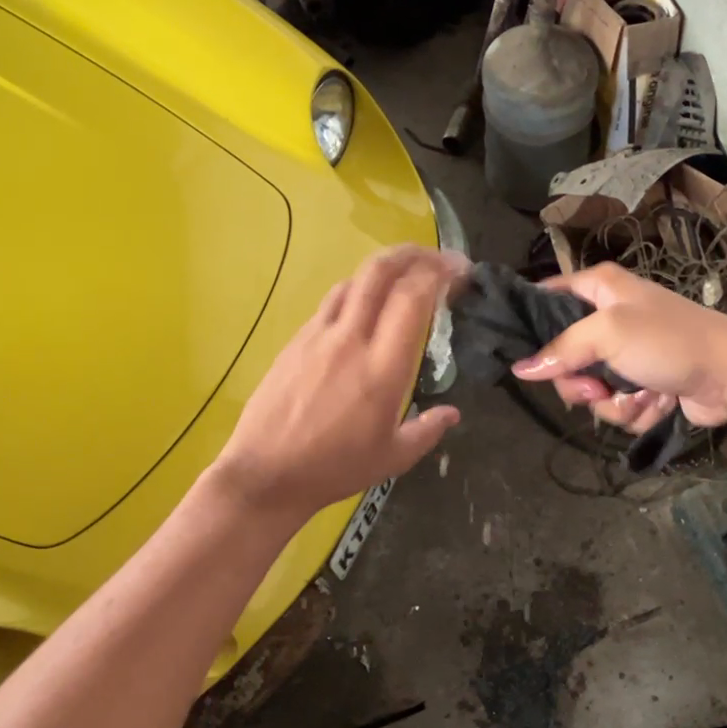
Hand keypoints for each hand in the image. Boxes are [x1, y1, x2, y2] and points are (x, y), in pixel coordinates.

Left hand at [208, 246, 462, 518]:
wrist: (267, 474)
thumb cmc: (336, 469)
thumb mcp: (394, 457)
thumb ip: (428, 430)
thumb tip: (452, 413)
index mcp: (383, 369)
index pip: (413, 298)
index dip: (440, 275)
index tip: (460, 272)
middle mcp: (351, 340)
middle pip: (380, 272)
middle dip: (413, 254)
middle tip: (437, 258)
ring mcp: (318, 336)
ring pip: (353, 281)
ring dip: (384, 268)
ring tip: (404, 275)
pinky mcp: (296, 341)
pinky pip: (332, 303)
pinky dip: (358, 292)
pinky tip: (366, 307)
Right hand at [509, 263, 726, 433]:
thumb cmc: (670, 341)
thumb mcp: (609, 334)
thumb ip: (561, 349)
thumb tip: (520, 368)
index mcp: (601, 289)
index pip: (548, 296)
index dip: (531, 322)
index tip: (521, 353)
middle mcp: (611, 318)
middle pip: (566, 358)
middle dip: (581, 384)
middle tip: (597, 389)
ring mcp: (629, 356)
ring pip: (592, 391)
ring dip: (615, 403)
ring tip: (642, 397)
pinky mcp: (645, 386)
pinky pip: (619, 407)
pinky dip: (638, 412)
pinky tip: (659, 404)